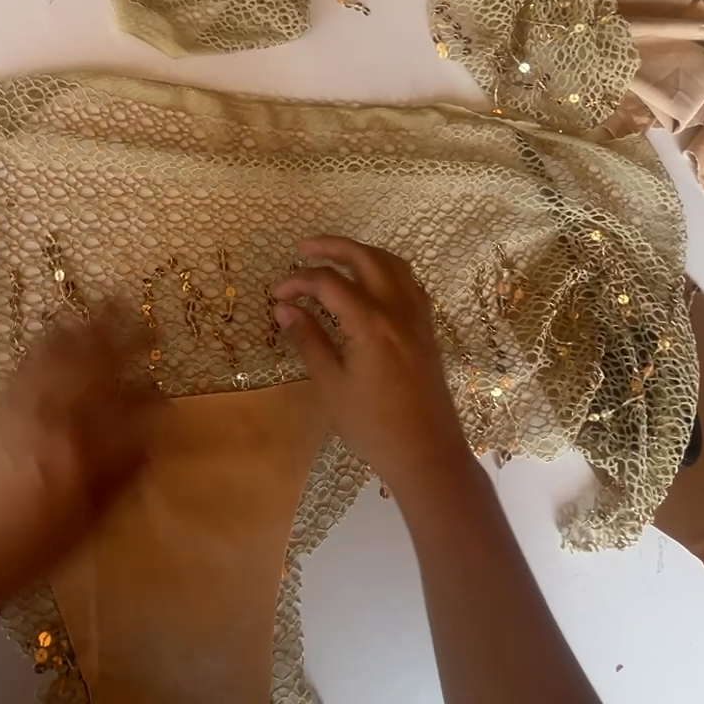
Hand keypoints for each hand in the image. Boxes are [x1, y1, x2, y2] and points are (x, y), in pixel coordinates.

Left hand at [0, 307, 160, 603]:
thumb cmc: (28, 548)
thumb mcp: (85, 524)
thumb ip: (119, 480)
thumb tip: (147, 446)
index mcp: (84, 452)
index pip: (131, 413)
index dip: (155, 402)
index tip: (168, 399)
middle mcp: (57, 418)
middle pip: (99, 367)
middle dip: (128, 341)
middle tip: (149, 327)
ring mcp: (27, 405)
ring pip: (66, 353)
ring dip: (92, 328)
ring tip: (112, 307)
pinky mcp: (2, 403)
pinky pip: (32, 360)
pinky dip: (52, 339)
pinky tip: (64, 327)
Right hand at [272, 236, 471, 494]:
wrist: (427, 456)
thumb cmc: (373, 426)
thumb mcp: (330, 384)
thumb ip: (308, 339)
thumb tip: (284, 308)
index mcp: (371, 323)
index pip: (328, 283)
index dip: (297, 282)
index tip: (276, 294)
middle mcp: (398, 310)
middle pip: (364, 258)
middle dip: (331, 247)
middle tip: (302, 249)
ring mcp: (417, 317)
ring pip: (392, 263)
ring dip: (361, 253)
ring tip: (335, 257)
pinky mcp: (426, 329)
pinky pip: (408, 282)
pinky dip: (385, 270)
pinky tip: (370, 282)